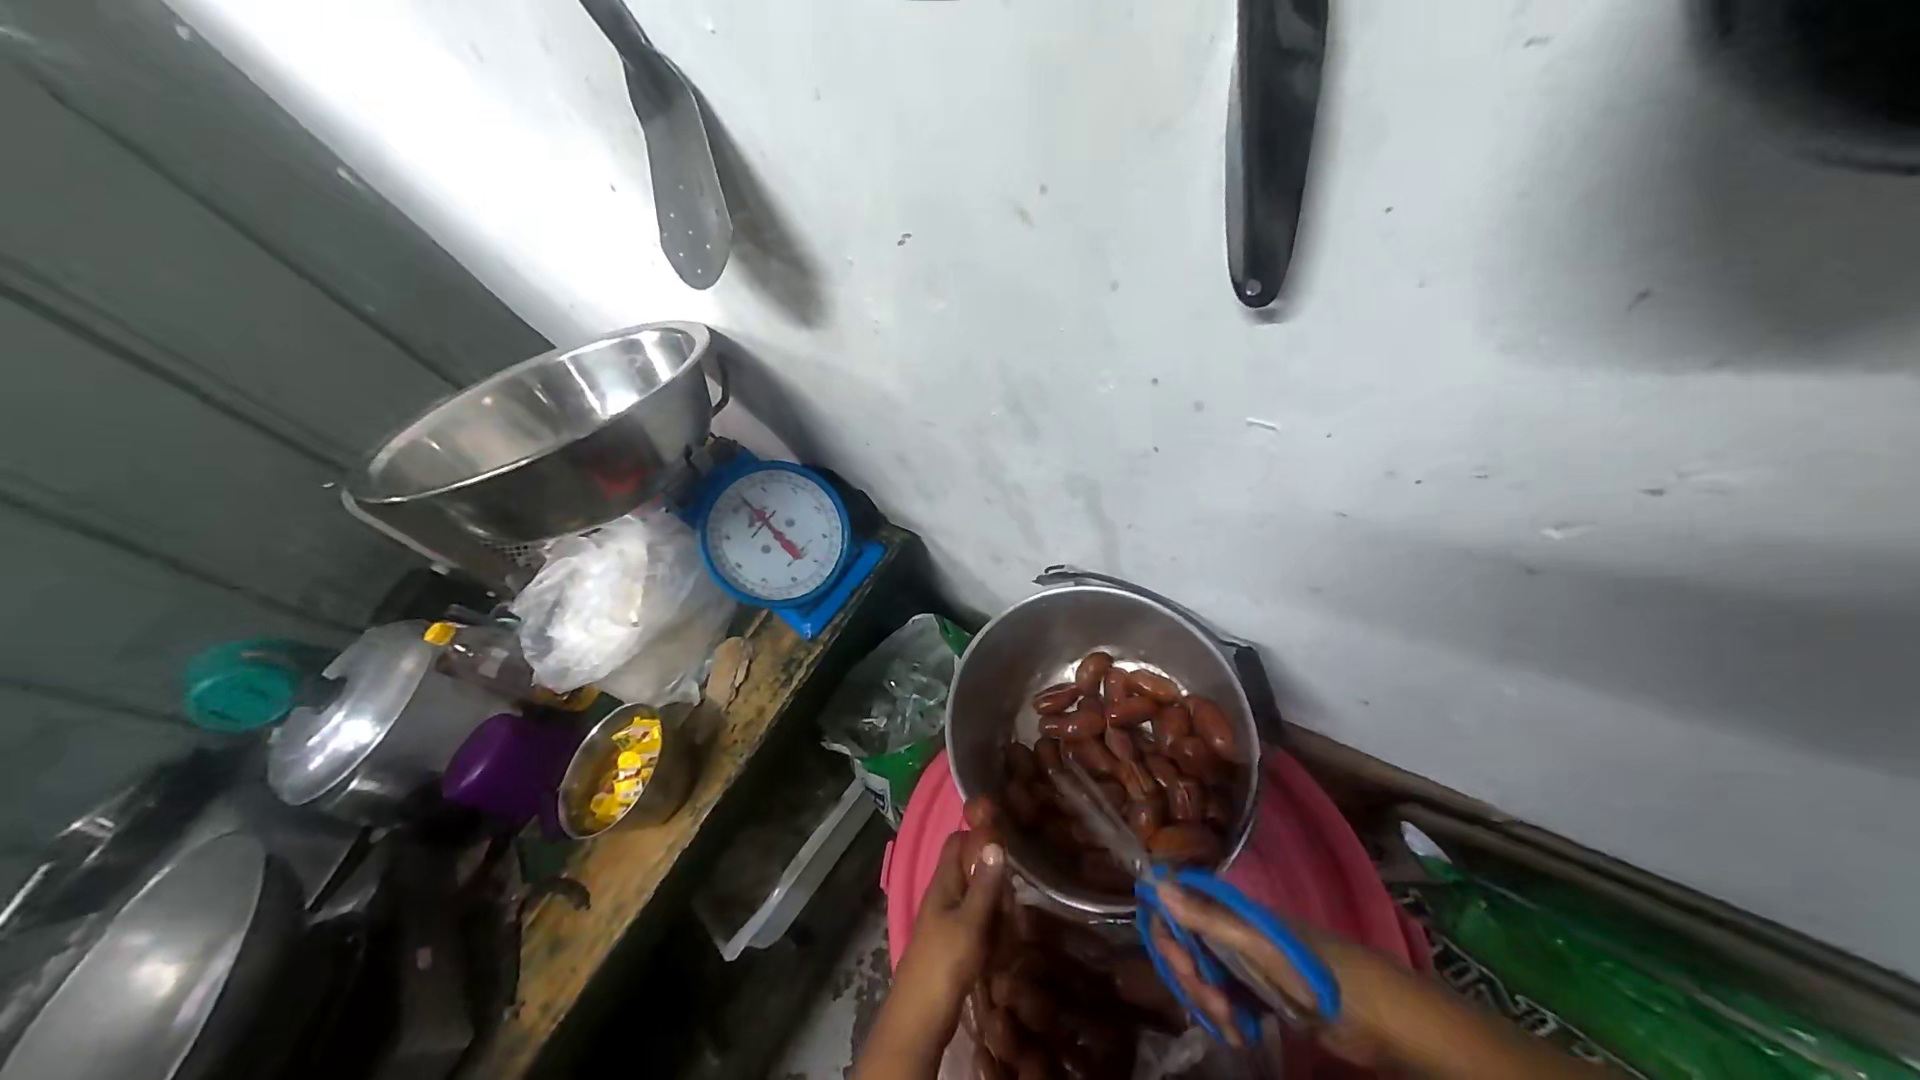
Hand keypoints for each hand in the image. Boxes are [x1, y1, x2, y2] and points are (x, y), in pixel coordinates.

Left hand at [896, 830, 1007, 1016]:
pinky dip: (992, 928)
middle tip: (1015, 892)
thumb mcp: (971, 920)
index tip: (1007, 842)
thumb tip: (995, 841)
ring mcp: (947, 920)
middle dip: (994, 876)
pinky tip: (1005, 942)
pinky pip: (978, 923)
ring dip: (996, 905)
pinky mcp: (954, 944)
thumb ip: (984, 884)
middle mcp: (943, 895)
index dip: (979, 835)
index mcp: (942, 882)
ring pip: (977, 898)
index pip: (957, 842)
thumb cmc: (945, 962)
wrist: (921, 1017)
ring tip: (1014, 920)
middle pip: (970, 870)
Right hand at [1148, 882, 1383, 1064]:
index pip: (1179, 907)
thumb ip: (1209, 918)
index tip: (1181, 967)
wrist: (1386, 1020)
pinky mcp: (1262, 992)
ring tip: (1231, 1028)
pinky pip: (1226, 998)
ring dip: (1208, 1002)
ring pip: (1204, 975)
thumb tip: (1157, 886)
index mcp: (1232, 910)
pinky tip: (1237, 1035)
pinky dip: (1225, 1017)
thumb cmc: (1322, 974)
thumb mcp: (1261, 947)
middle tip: (1215, 1008)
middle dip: (1191, 980)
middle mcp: (1234, 930)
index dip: (1168, 934)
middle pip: (1187, 946)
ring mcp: (1248, 961)